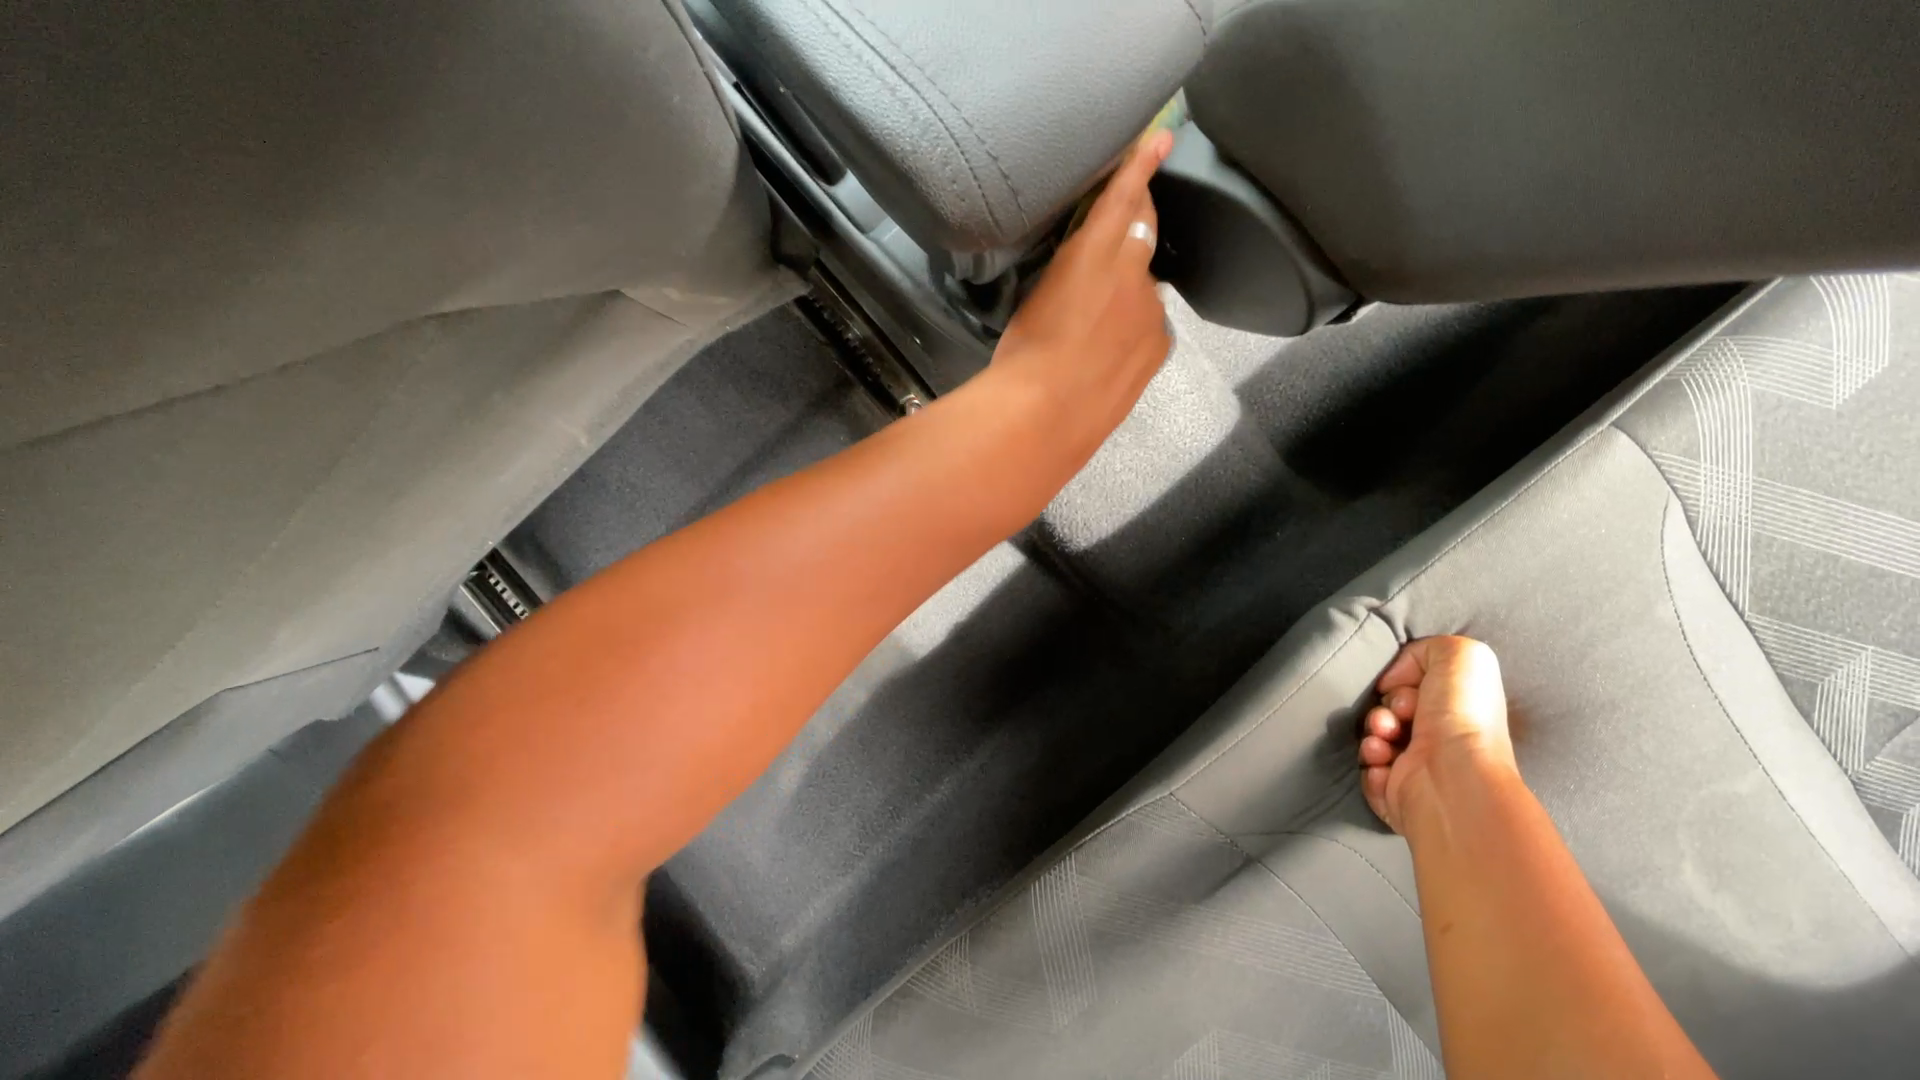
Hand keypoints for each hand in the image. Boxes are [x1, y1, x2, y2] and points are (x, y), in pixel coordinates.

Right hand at [987, 130, 1173, 443]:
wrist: (1045, 417)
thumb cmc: (1022, 356)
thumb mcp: (1033, 301)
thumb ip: (1066, 278)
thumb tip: (1081, 285)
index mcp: (1094, 253)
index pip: (1123, 199)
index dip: (1142, 165)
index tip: (1163, 136)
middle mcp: (1133, 275)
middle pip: (1144, 234)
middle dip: (1138, 220)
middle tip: (1125, 223)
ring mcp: (1152, 315)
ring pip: (1145, 291)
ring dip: (1128, 293)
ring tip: (1096, 326)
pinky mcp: (1159, 350)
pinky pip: (1149, 328)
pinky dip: (1133, 330)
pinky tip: (1108, 356)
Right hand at [1359, 635, 1519, 832]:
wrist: (1451, 779)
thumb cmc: (1462, 718)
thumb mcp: (1462, 655)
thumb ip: (1430, 647)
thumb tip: (1396, 677)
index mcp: (1457, 710)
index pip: (1413, 687)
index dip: (1402, 683)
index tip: (1408, 691)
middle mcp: (1441, 738)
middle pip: (1388, 712)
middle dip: (1382, 710)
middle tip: (1396, 719)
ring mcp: (1418, 768)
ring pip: (1374, 740)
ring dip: (1373, 735)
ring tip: (1386, 743)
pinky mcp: (1397, 793)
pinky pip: (1368, 769)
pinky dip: (1371, 763)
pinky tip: (1385, 765)